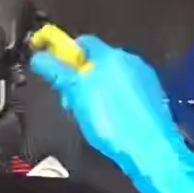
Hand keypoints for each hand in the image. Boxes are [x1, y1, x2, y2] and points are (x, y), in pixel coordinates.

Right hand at [30, 35, 193, 192]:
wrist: (150, 149)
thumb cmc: (116, 124)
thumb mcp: (75, 96)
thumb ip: (57, 71)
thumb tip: (41, 58)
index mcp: (110, 56)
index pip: (82, 42)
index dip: (65, 54)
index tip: (54, 65)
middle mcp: (130, 62)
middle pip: (96, 61)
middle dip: (79, 77)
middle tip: (70, 98)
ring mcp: (144, 78)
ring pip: (111, 77)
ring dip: (96, 90)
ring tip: (89, 113)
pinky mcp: (152, 96)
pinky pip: (126, 92)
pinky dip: (114, 101)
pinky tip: (109, 119)